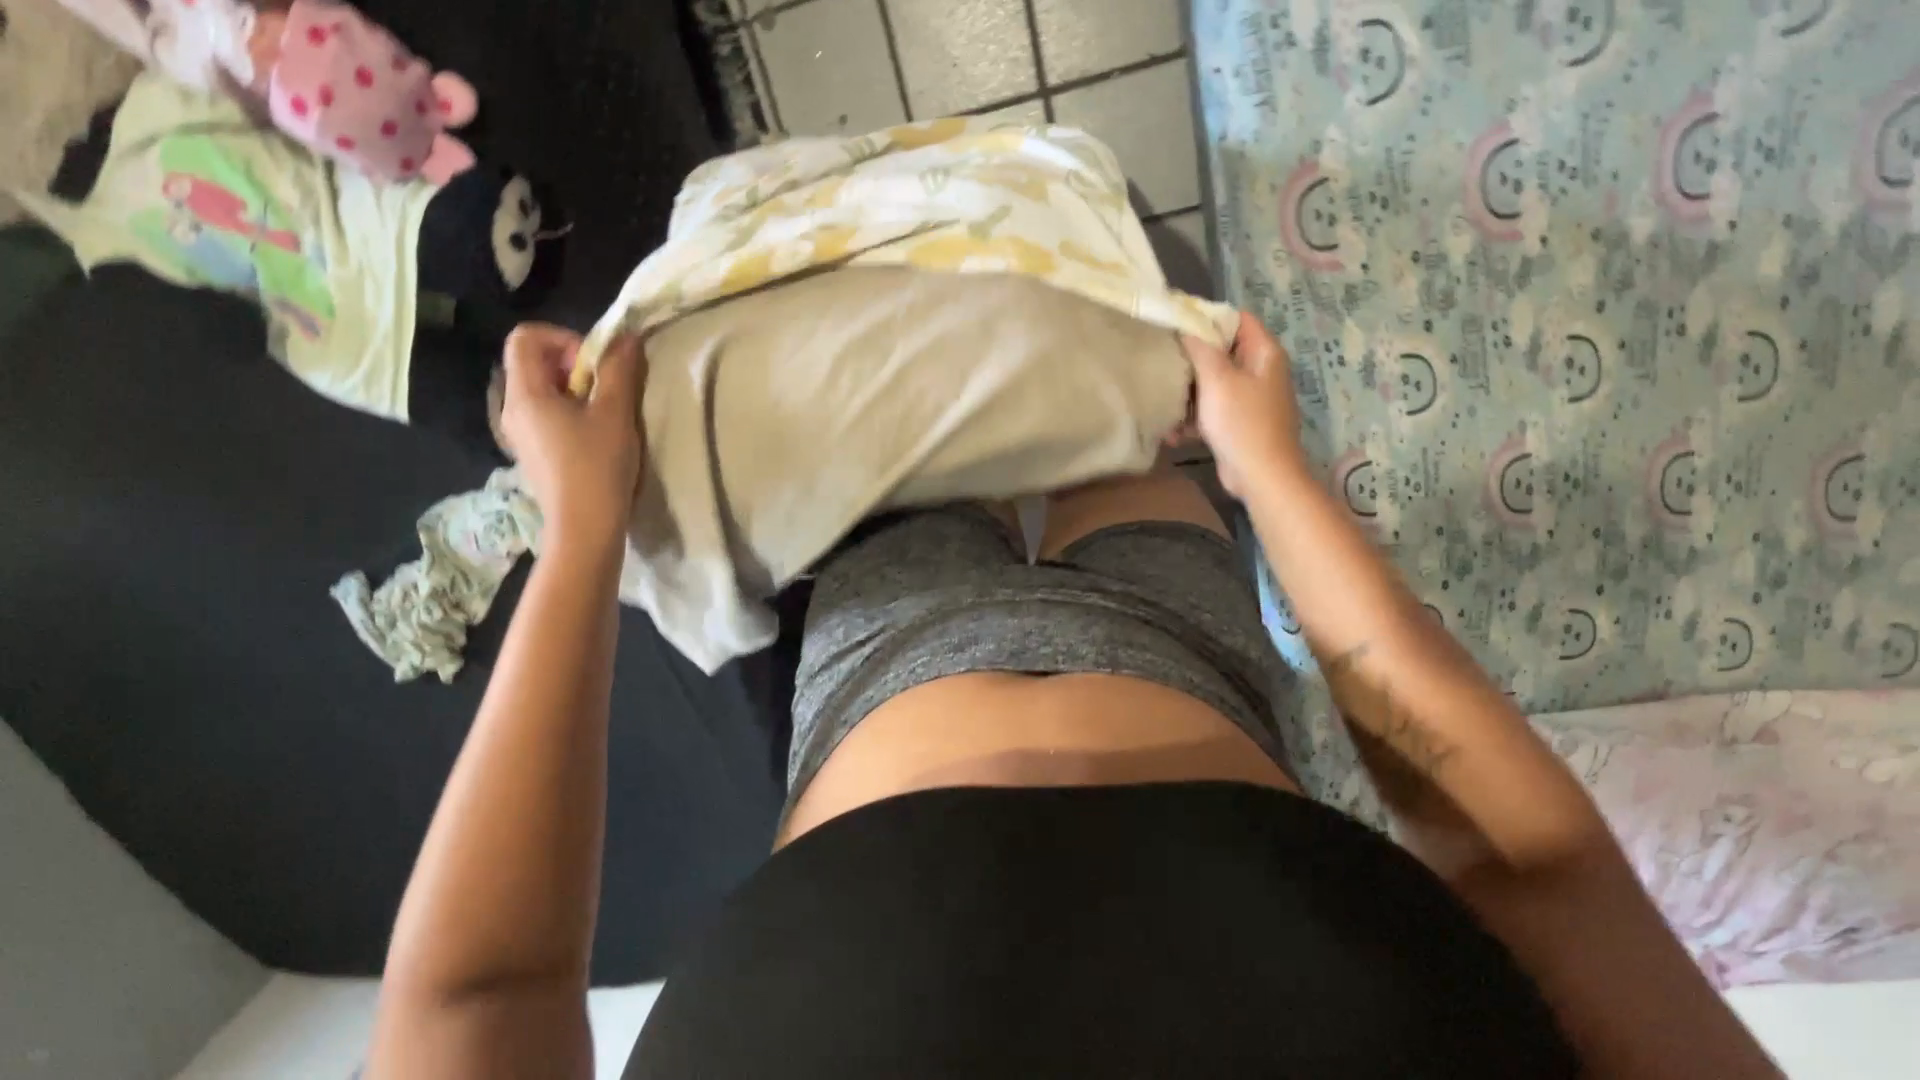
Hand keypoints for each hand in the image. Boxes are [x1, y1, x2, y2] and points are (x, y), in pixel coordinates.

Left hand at [499, 323, 645, 547]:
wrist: (585, 528)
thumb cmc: (597, 466)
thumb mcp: (615, 412)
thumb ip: (619, 369)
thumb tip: (625, 338)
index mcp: (524, 394)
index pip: (525, 337)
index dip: (563, 338)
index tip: (594, 365)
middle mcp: (512, 409)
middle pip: (534, 363)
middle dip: (574, 365)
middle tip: (607, 389)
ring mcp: (520, 434)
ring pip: (544, 391)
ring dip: (577, 391)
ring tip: (607, 415)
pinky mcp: (534, 453)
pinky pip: (547, 415)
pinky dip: (572, 413)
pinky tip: (597, 438)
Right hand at [1182, 312, 1304, 498]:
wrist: (1262, 476)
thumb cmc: (1241, 422)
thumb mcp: (1217, 379)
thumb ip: (1201, 348)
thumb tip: (1187, 326)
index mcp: (1264, 354)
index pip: (1237, 319)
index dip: (1208, 318)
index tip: (1176, 325)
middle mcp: (1261, 372)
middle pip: (1223, 352)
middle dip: (1193, 359)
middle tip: (1164, 361)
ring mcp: (1252, 399)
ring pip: (1214, 383)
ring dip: (1189, 393)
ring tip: (1164, 400)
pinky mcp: (1240, 423)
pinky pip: (1214, 410)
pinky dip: (1195, 418)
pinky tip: (1173, 433)